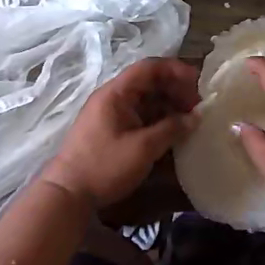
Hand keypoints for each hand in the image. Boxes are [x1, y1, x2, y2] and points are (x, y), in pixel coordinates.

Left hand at [42, 57, 199, 208]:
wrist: (66, 196)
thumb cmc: (104, 166)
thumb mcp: (143, 148)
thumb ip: (172, 128)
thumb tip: (196, 117)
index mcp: (116, 93)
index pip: (150, 67)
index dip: (176, 70)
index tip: (198, 82)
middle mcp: (112, 98)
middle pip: (149, 82)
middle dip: (176, 89)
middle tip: (197, 106)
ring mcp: (110, 114)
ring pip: (146, 99)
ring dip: (169, 105)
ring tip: (189, 120)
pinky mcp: (111, 130)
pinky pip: (140, 115)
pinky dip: (159, 118)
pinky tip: (173, 132)